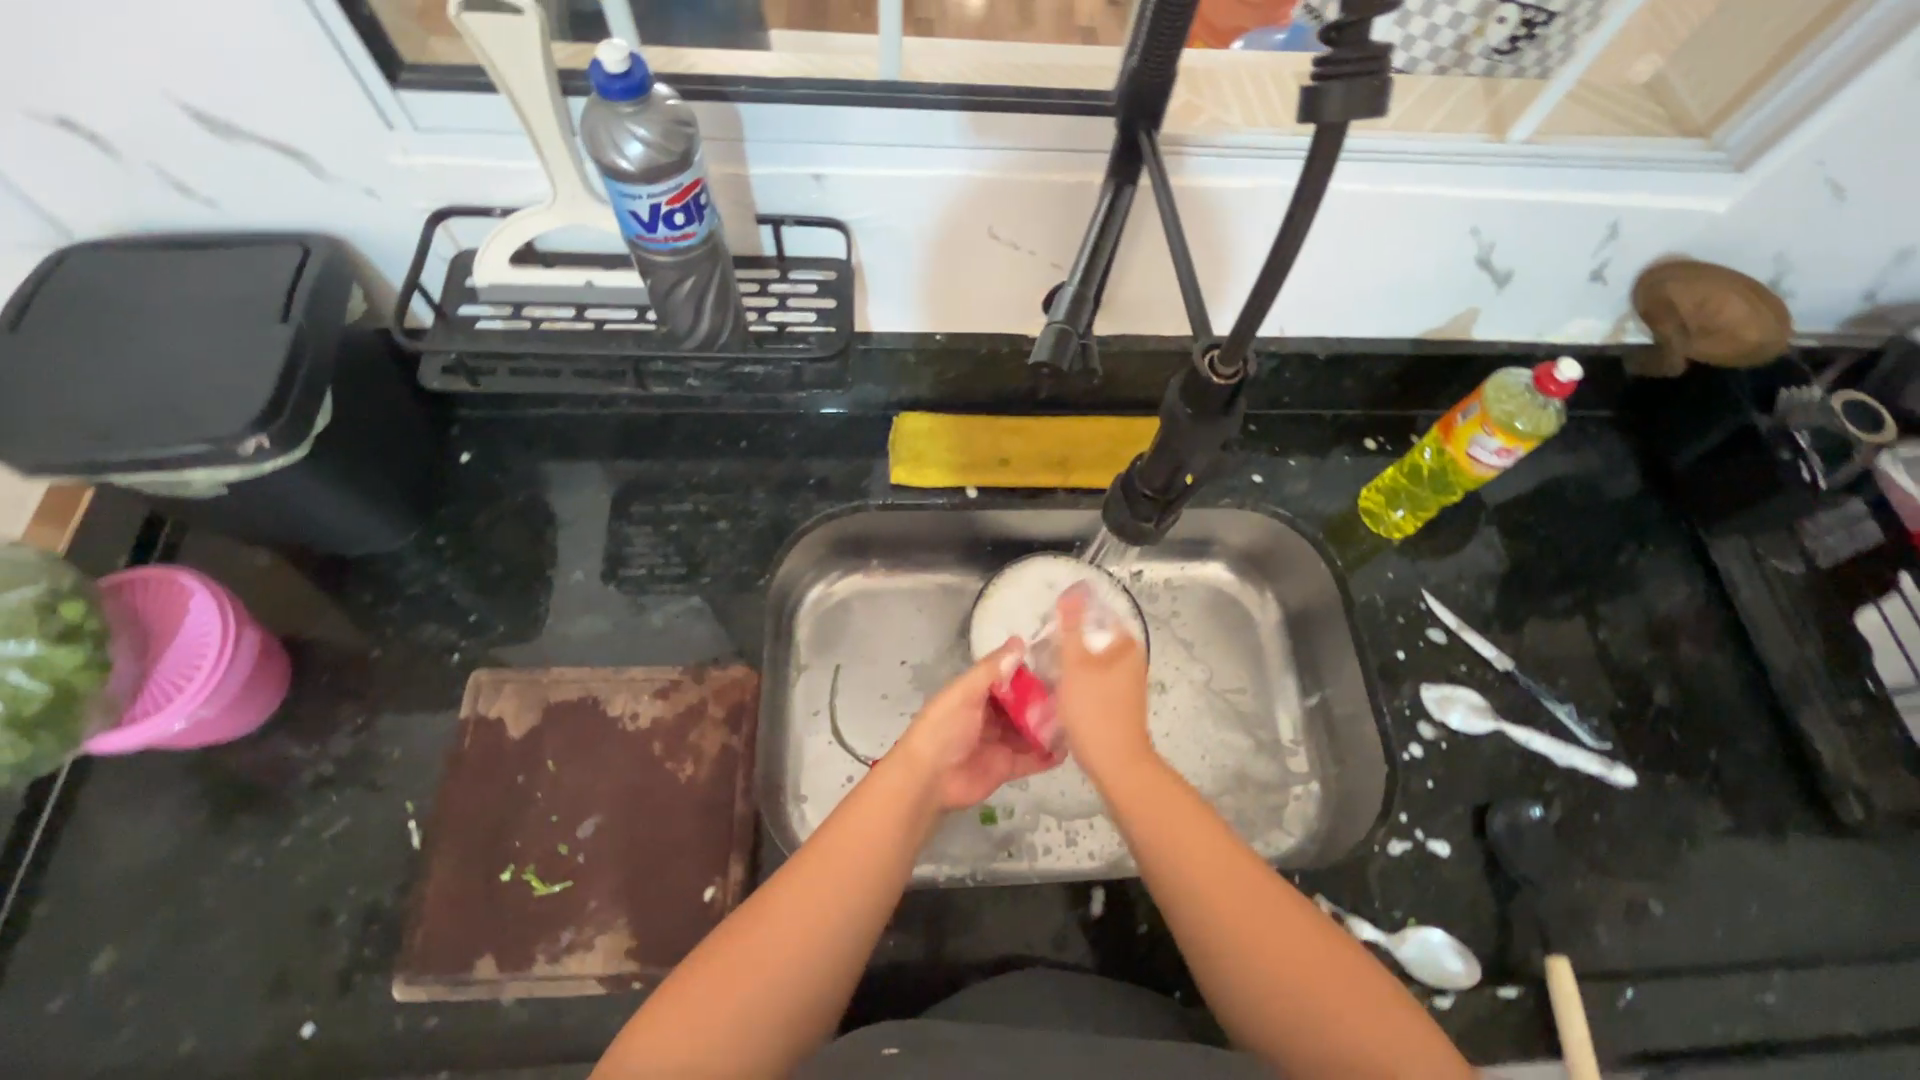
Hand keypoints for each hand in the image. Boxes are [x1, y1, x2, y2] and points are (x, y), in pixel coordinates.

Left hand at [893, 638, 1061, 810]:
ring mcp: (999, 742)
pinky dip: (1048, 755)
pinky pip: (1032, 760)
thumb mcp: (965, 692)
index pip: (1008, 679)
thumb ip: (992, 669)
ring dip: (1049, 727)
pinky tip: (1068, 748)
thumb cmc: (944, 728)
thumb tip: (1019, 640)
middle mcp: (989, 716)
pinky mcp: (1006, 767)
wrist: (929, 779)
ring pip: (1030, 732)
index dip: (1030, 672)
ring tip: (1079, 719)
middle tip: (1077, 694)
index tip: (1059, 664)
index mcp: (976, 694)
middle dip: (1044, 702)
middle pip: (1023, 706)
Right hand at [1055, 582, 1155, 782]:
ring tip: (1042, 670)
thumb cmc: (1094, 709)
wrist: (1115, 762)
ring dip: (1068, 664)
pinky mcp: (1117, 702)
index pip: (1098, 614)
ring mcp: (1125, 683)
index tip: (1047, 628)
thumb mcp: (1076, 663)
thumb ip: (1071, 625)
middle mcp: (1131, 660)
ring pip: (1090, 662)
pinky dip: (1076, 682)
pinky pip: (1092, 682)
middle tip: (1039, 650)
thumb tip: (1073, 589)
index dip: (1072, 616)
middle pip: (1093, 639)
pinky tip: (1055, 691)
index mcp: (1128, 644)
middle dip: (1067, 642)